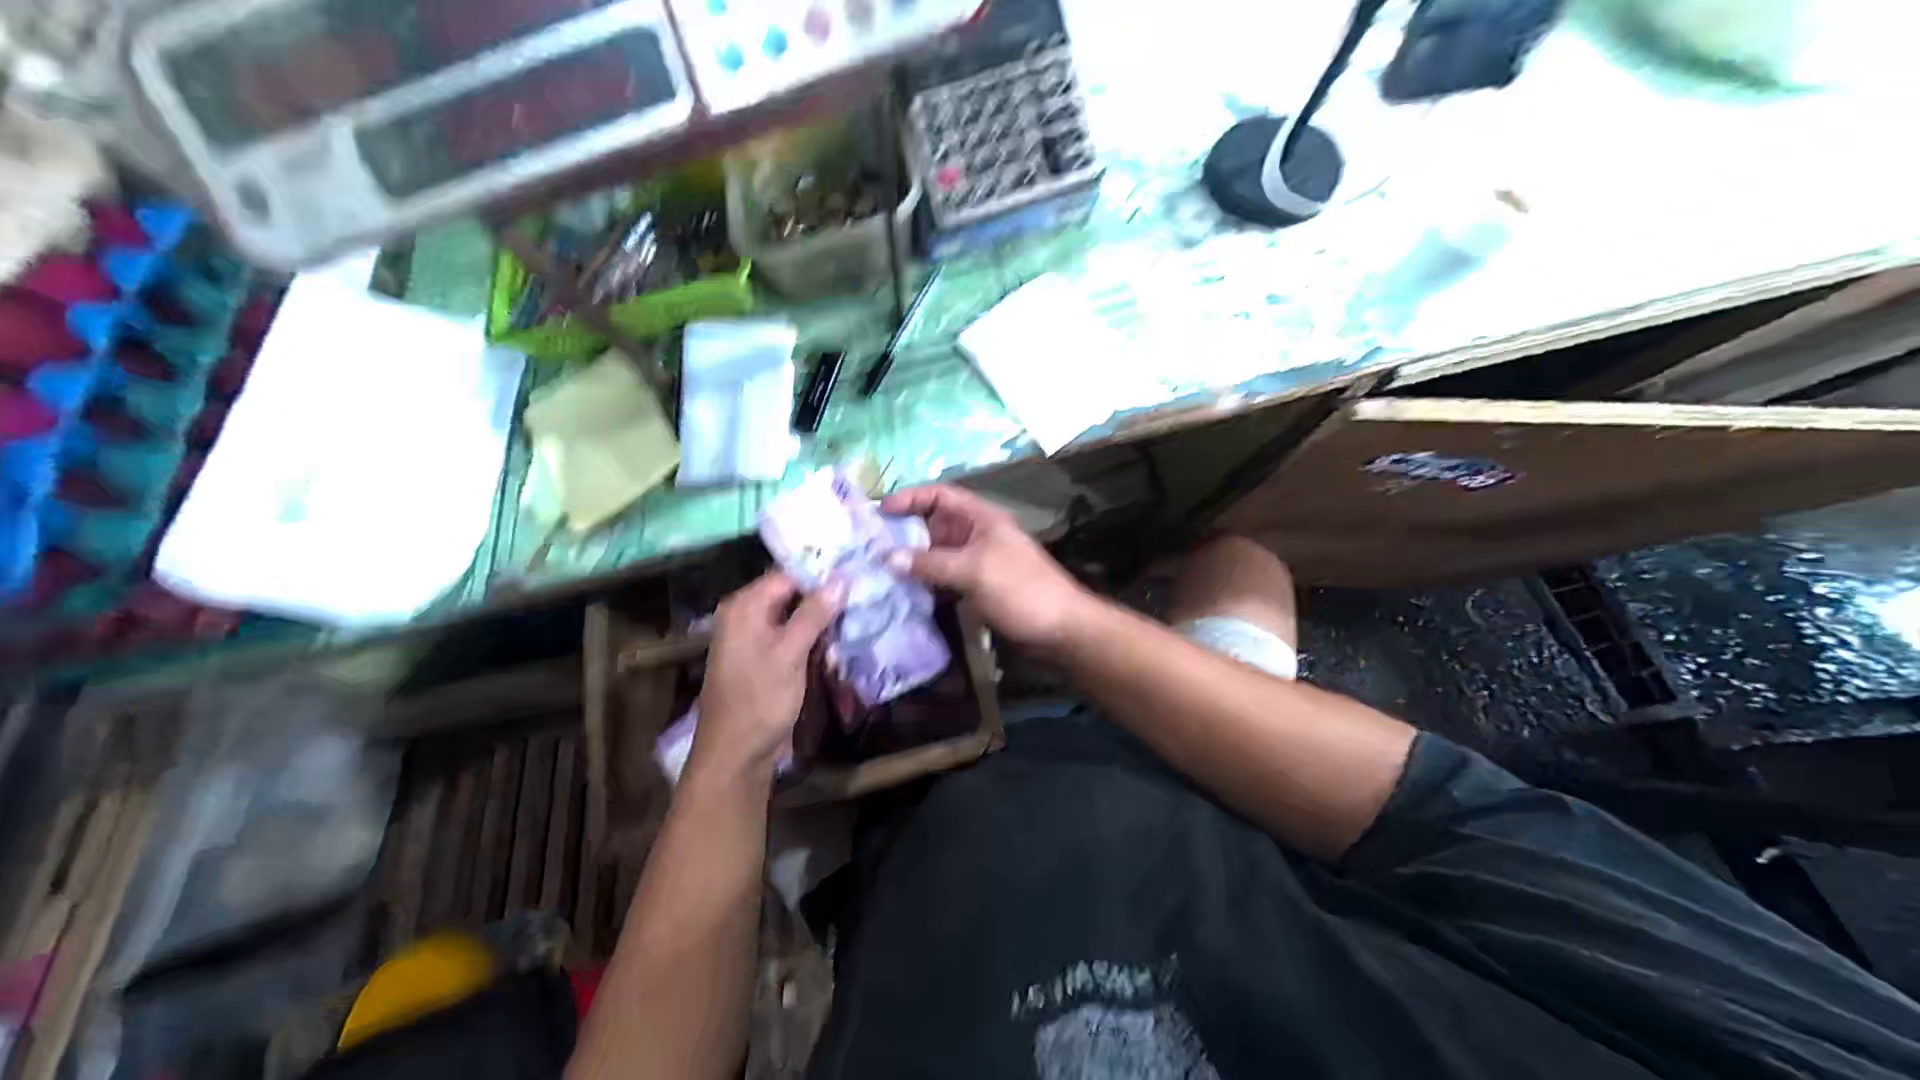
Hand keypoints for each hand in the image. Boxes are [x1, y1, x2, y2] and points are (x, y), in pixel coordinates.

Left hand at [690, 571, 841, 781]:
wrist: (737, 753)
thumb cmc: (760, 700)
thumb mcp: (790, 653)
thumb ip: (814, 614)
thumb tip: (841, 578)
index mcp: (744, 607)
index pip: (789, 574)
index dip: (822, 574)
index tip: (858, 575)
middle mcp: (746, 615)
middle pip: (793, 594)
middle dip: (826, 598)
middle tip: (865, 596)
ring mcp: (755, 638)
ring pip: (796, 617)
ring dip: (824, 622)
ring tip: (859, 617)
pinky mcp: (765, 658)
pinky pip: (793, 637)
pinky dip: (814, 639)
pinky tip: (839, 642)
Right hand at [882, 484, 1096, 647]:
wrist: (1060, 628)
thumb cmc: (1020, 589)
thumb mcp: (973, 571)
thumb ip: (930, 563)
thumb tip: (887, 557)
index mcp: (981, 518)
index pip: (941, 495)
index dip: (911, 497)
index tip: (881, 510)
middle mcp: (976, 534)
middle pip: (934, 524)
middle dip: (904, 530)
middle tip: (870, 543)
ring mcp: (976, 561)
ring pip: (936, 553)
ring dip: (912, 559)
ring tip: (878, 567)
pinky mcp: (976, 586)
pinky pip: (944, 577)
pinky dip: (925, 581)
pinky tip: (903, 590)